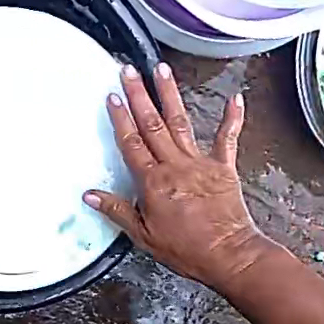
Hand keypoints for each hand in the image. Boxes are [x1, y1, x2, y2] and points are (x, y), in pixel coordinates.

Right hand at [85, 63, 282, 290]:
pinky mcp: (223, 168)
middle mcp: (175, 165)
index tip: (112, 96)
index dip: (120, 118)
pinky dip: (231, 117)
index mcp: (153, 182)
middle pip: (152, 124)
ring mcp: (200, 163)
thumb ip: (117, 211)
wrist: (228, 254)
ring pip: (181, 122)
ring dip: (170, 94)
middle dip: (139, 94)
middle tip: (129, 70)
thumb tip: (90, 196)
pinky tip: (233, 98)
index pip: (131, 143)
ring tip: (162, 69)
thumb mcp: (143, 235)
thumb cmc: (186, 249)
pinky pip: (227, 137)